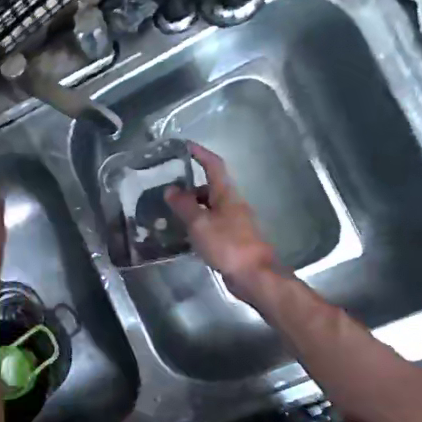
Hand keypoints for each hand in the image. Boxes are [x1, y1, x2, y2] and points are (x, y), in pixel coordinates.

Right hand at [165, 144, 278, 294]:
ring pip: (211, 208)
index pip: (214, 165)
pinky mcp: (233, 240)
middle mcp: (233, 204)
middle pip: (211, 188)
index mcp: (227, 194)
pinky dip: (198, 225)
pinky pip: (212, 225)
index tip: (185, 147)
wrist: (254, 275)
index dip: (200, 154)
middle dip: (190, 187)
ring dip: (193, 208)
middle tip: (168, 191)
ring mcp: (235, 223)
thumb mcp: (200, 223)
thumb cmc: (227, 244)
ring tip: (171, 215)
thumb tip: (171, 189)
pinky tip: (186, 235)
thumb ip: (184, 205)